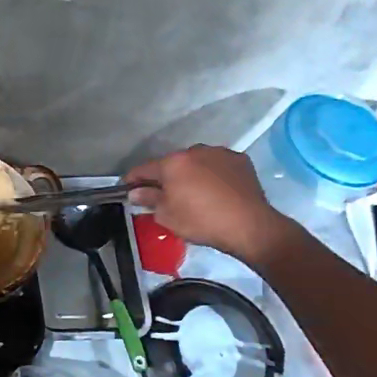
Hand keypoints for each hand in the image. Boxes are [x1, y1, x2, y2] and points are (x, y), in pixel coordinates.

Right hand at [125, 145, 288, 259]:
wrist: (249, 226)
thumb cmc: (201, 221)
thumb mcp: (167, 216)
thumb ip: (149, 199)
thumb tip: (136, 192)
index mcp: (172, 163)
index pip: (143, 169)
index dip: (132, 180)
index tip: (127, 189)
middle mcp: (195, 151)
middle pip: (171, 163)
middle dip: (165, 177)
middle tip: (164, 195)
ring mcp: (220, 153)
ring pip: (195, 162)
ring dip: (190, 173)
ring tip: (193, 192)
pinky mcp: (240, 160)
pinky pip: (217, 165)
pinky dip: (211, 174)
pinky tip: (215, 190)